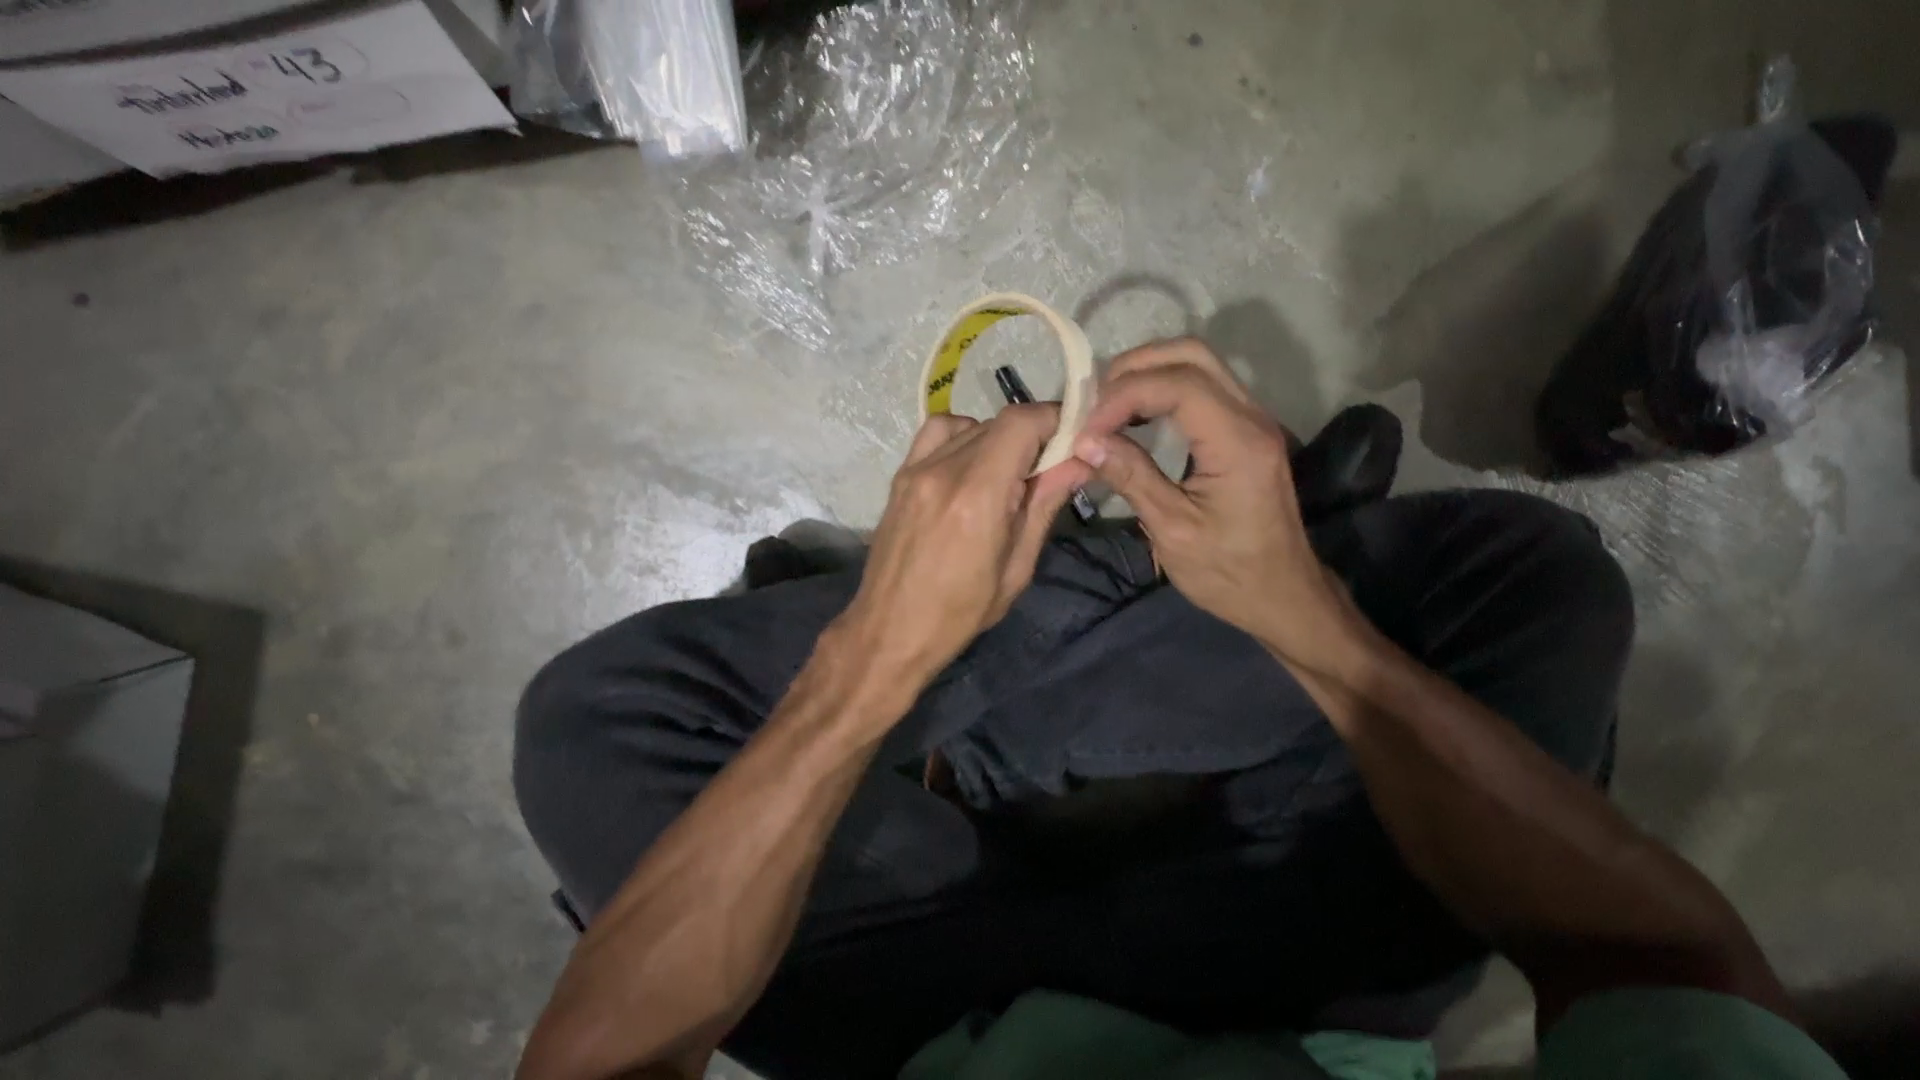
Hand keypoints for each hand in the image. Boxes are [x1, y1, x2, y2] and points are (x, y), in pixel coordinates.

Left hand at [838, 404, 1092, 686]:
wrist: (890, 630)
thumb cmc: (961, 612)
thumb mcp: (1017, 567)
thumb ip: (1046, 505)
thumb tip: (1080, 461)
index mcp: (979, 496)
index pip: (1022, 423)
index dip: (1055, 420)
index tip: (1075, 437)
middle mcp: (944, 470)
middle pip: (1000, 422)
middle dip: (1034, 434)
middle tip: (1051, 466)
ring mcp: (916, 469)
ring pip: (971, 425)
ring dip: (1000, 438)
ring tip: (1011, 472)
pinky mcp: (901, 476)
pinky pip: (937, 433)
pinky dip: (964, 436)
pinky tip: (973, 466)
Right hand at [1073, 339, 1367, 675]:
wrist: (1283, 596)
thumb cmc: (1229, 572)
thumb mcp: (1173, 530)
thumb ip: (1131, 476)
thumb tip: (1084, 441)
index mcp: (1237, 442)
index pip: (1177, 384)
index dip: (1124, 395)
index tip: (1087, 428)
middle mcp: (1251, 417)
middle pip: (1191, 355)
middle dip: (1135, 368)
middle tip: (1094, 404)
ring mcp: (1252, 420)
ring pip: (1198, 364)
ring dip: (1148, 374)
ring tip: (1107, 408)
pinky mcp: (1244, 431)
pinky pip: (1202, 387)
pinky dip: (1163, 389)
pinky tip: (1133, 418)